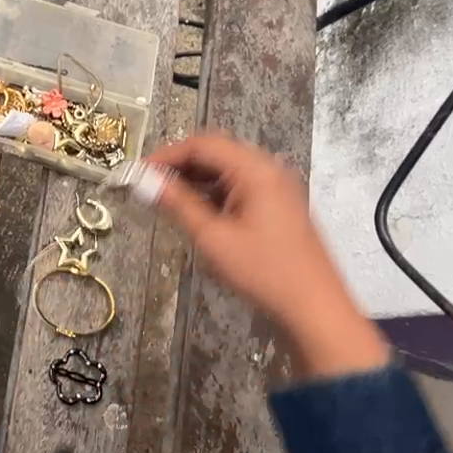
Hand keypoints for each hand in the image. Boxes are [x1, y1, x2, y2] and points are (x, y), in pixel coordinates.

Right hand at [146, 133, 388, 378]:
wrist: (314, 307)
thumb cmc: (262, 271)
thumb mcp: (212, 237)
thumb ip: (176, 203)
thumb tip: (144, 181)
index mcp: (255, 171)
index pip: (202, 145)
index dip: (165, 155)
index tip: (137, 173)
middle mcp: (270, 170)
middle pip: (216, 151)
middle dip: (179, 164)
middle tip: (149, 184)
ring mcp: (278, 187)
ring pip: (227, 168)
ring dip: (195, 177)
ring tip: (166, 197)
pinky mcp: (279, 205)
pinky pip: (240, 185)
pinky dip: (213, 190)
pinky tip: (196, 210)